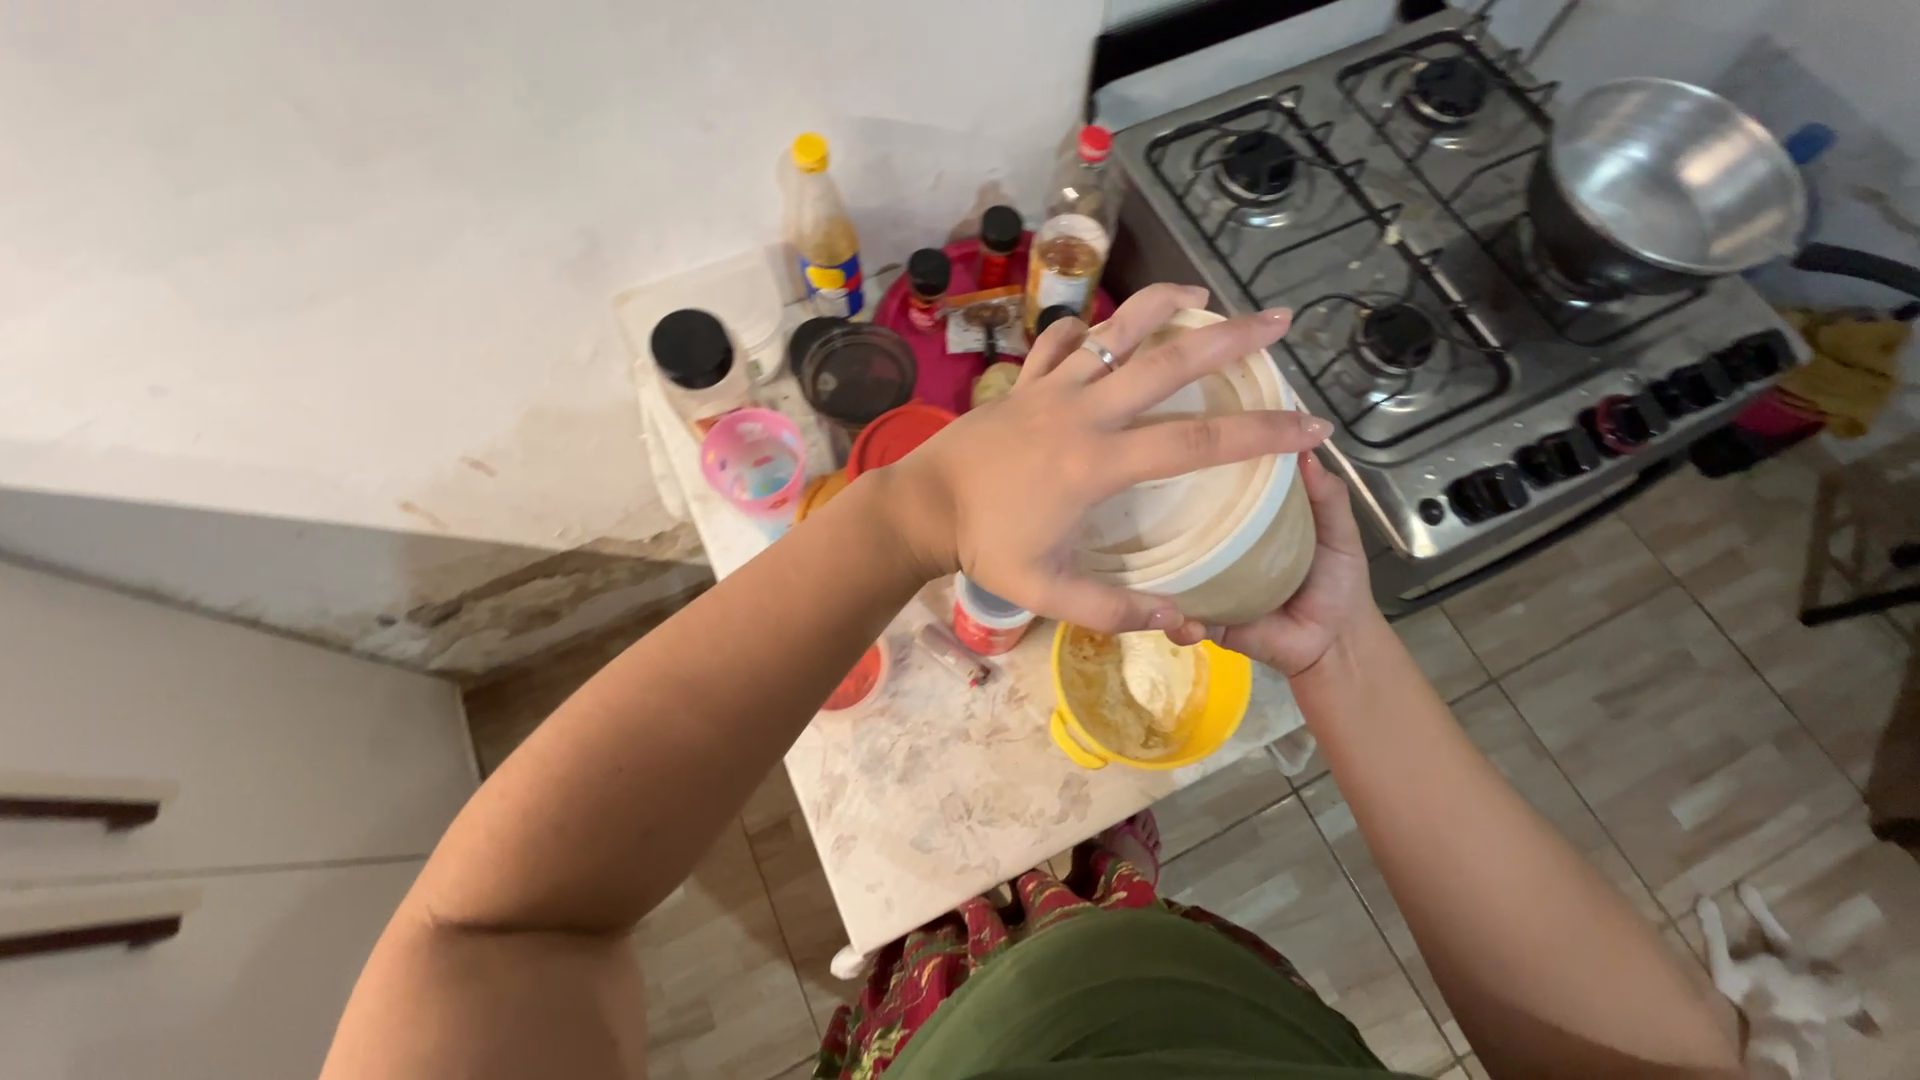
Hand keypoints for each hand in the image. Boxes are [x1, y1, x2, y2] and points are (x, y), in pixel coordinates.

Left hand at [879, 282, 1329, 633]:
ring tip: (1202, 293)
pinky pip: (1061, 339)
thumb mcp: (1047, 592)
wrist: (921, 507)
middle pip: (1169, 362)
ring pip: (1116, 329)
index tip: (1312, 428)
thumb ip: (1115, 610)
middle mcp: (1084, 412)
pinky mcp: (1024, 381)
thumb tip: (1185, 623)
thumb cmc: (984, 548)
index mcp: (1098, 464)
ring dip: (1163, 304)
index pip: (1198, 443)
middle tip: (1279, 322)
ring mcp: (1051, 388)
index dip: (1263, 435)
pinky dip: (1088, 327)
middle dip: (1232, 339)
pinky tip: (1107, 329)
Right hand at [1165, 450, 1379, 677]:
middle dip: (1154, 518)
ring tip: (1150, 569)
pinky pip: (1180, 620)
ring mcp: (1206, 585)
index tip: (1177, 447)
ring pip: (1167, 575)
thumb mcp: (1338, 530)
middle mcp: (1216, 549)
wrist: (1336, 642)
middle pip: (1176, 530)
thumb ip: (1326, 494)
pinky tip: (1184, 618)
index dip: (1194, 471)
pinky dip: (1177, 621)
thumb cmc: (1337, 580)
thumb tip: (1302, 449)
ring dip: (1153, 573)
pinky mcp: (1206, 620)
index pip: (1211, 491)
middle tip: (1141, 504)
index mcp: (1243, 521)